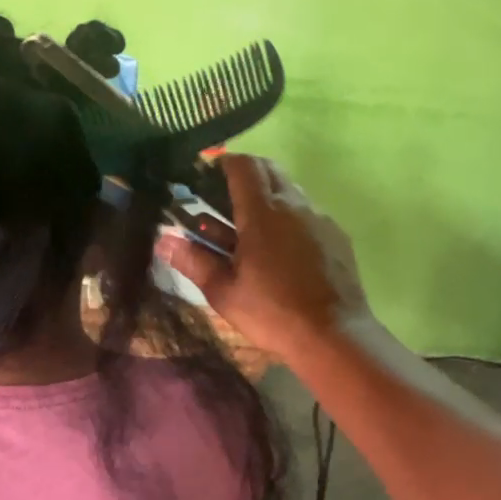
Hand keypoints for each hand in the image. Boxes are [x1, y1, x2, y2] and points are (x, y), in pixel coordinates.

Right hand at [158, 155, 368, 358]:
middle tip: (224, 201)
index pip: (243, 165)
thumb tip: (163, 239)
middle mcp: (294, 204)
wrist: (334, 335)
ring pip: (290, 190)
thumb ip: (194, 260)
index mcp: (263, 211)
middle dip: (245, 175)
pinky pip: (308, 213)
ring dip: (268, 197)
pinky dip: (290, 218)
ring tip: (250, 230)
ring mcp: (319, 218)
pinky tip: (282, 251)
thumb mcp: (224, 292)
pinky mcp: (337, 235)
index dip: (223, 164)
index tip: (206, 178)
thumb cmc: (273, 313)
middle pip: (268, 169)